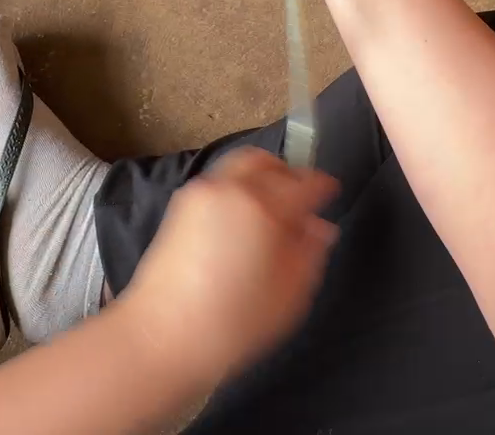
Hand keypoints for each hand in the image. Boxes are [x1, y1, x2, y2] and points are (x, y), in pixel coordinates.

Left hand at [110, 148, 338, 384]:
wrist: (162, 334)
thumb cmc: (232, 323)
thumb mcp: (289, 296)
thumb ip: (310, 253)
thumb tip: (319, 228)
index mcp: (263, 207)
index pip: (303, 181)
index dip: (323, 184)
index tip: (332, 189)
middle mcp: (231, 189)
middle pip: (266, 161)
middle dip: (288, 172)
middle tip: (302, 194)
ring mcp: (202, 193)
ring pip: (239, 166)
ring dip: (261, 176)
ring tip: (273, 207)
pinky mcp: (181, 205)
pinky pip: (219, 181)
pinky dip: (237, 187)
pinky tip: (243, 219)